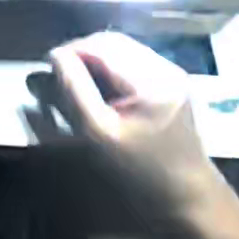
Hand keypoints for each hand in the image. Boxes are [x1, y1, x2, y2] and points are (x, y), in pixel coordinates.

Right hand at [48, 33, 238, 238]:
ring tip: (76, 77)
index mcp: (150, 80)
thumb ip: (75, 90)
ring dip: (96, 56)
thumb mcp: (99, 134)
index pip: (101, 46)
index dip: (71, 50)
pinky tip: (100, 84)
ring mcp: (171, 73)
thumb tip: (56, 55)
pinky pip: (134, 60)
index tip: (49, 66)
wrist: (189, 197)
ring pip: (123, 48)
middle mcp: (164, 68)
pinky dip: (111, 65)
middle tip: (60, 70)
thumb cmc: (141, 171)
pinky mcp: (172, 82)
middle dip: (82, 50)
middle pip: (113, 42)